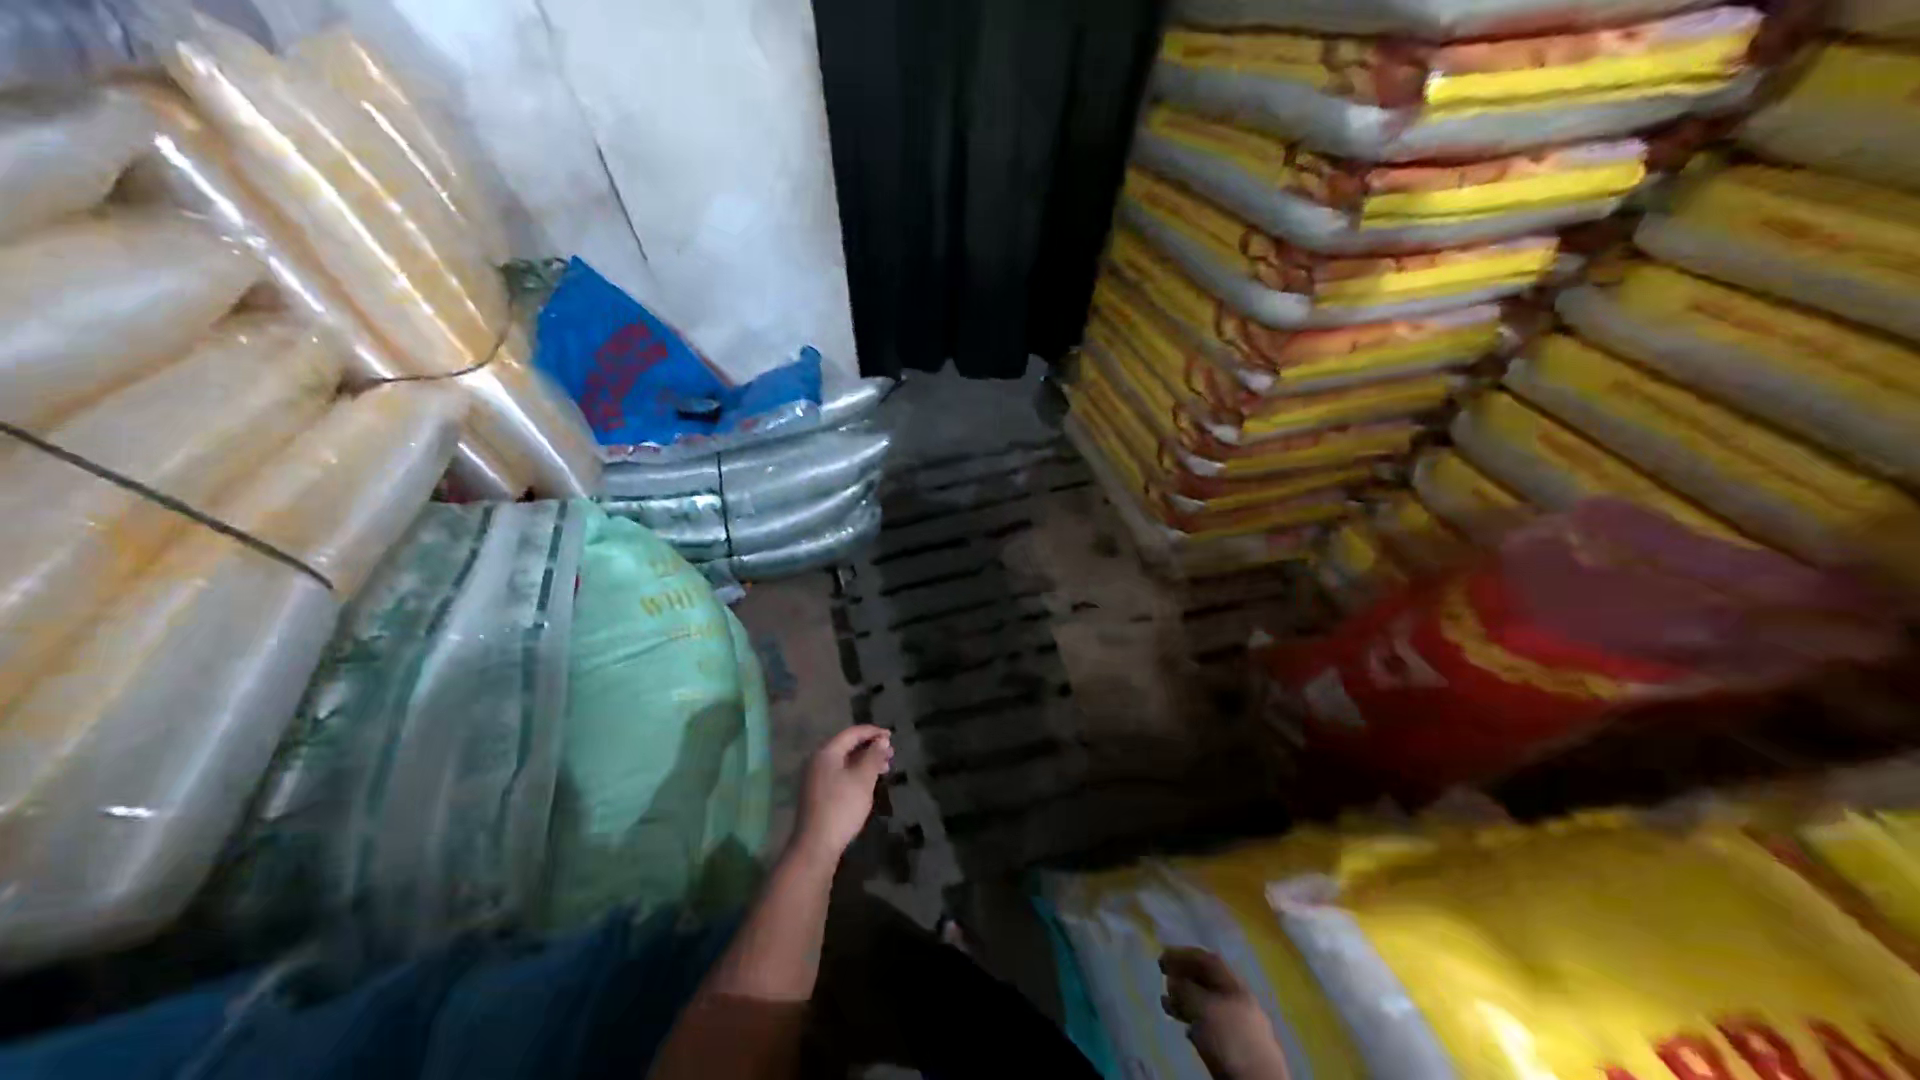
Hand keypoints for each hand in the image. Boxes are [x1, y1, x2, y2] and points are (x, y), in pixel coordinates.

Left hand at [790, 725, 892, 866]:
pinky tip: (867, 783)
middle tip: (891, 754)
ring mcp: (815, 778)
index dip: (873, 732)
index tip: (891, 736)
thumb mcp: (863, 779)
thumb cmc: (842, 807)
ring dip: (864, 762)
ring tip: (884, 769)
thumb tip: (882, 740)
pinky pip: (839, 774)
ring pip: (843, 762)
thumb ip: (873, 756)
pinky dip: (855, 773)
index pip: (851, 733)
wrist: (816, 845)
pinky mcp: (816, 794)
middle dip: (870, 748)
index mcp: (826, 753)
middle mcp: (817, 761)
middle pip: (846, 746)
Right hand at [1161, 947, 1290, 1079]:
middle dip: (1183, 976)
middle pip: (1207, 981)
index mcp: (1235, 986)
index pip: (1208, 960)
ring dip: (1184, 1000)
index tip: (1163, 955)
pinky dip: (1193, 1021)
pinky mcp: (1233, 1047)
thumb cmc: (1231, 1040)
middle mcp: (1237, 1001)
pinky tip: (1184, 1028)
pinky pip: (1208, 1026)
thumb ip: (1185, 990)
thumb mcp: (1204, 1009)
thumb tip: (1172, 980)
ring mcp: (1237, 1025)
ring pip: (1206, 1004)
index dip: (1185, 954)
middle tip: (1163, 976)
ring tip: (1165, 1003)